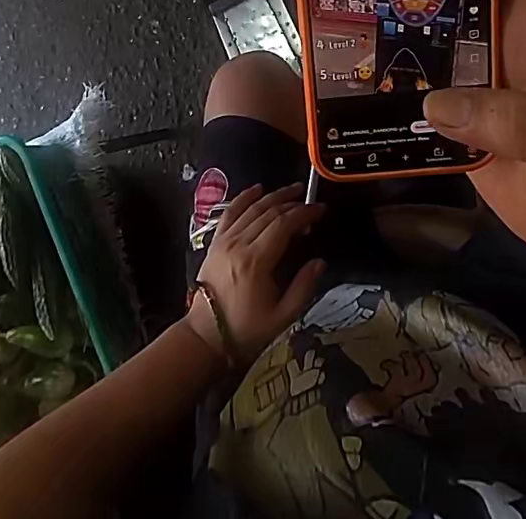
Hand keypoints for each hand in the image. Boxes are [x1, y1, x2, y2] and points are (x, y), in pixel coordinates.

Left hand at [189, 184, 326, 361]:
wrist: (206, 335)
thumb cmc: (246, 330)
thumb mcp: (282, 317)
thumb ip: (303, 287)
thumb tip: (319, 262)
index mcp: (256, 261)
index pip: (283, 225)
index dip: (304, 213)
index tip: (320, 209)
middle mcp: (238, 244)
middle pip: (268, 212)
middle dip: (293, 203)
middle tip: (310, 200)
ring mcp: (224, 240)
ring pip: (251, 208)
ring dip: (273, 196)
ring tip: (292, 189)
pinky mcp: (215, 241)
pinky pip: (230, 212)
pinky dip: (244, 197)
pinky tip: (257, 189)